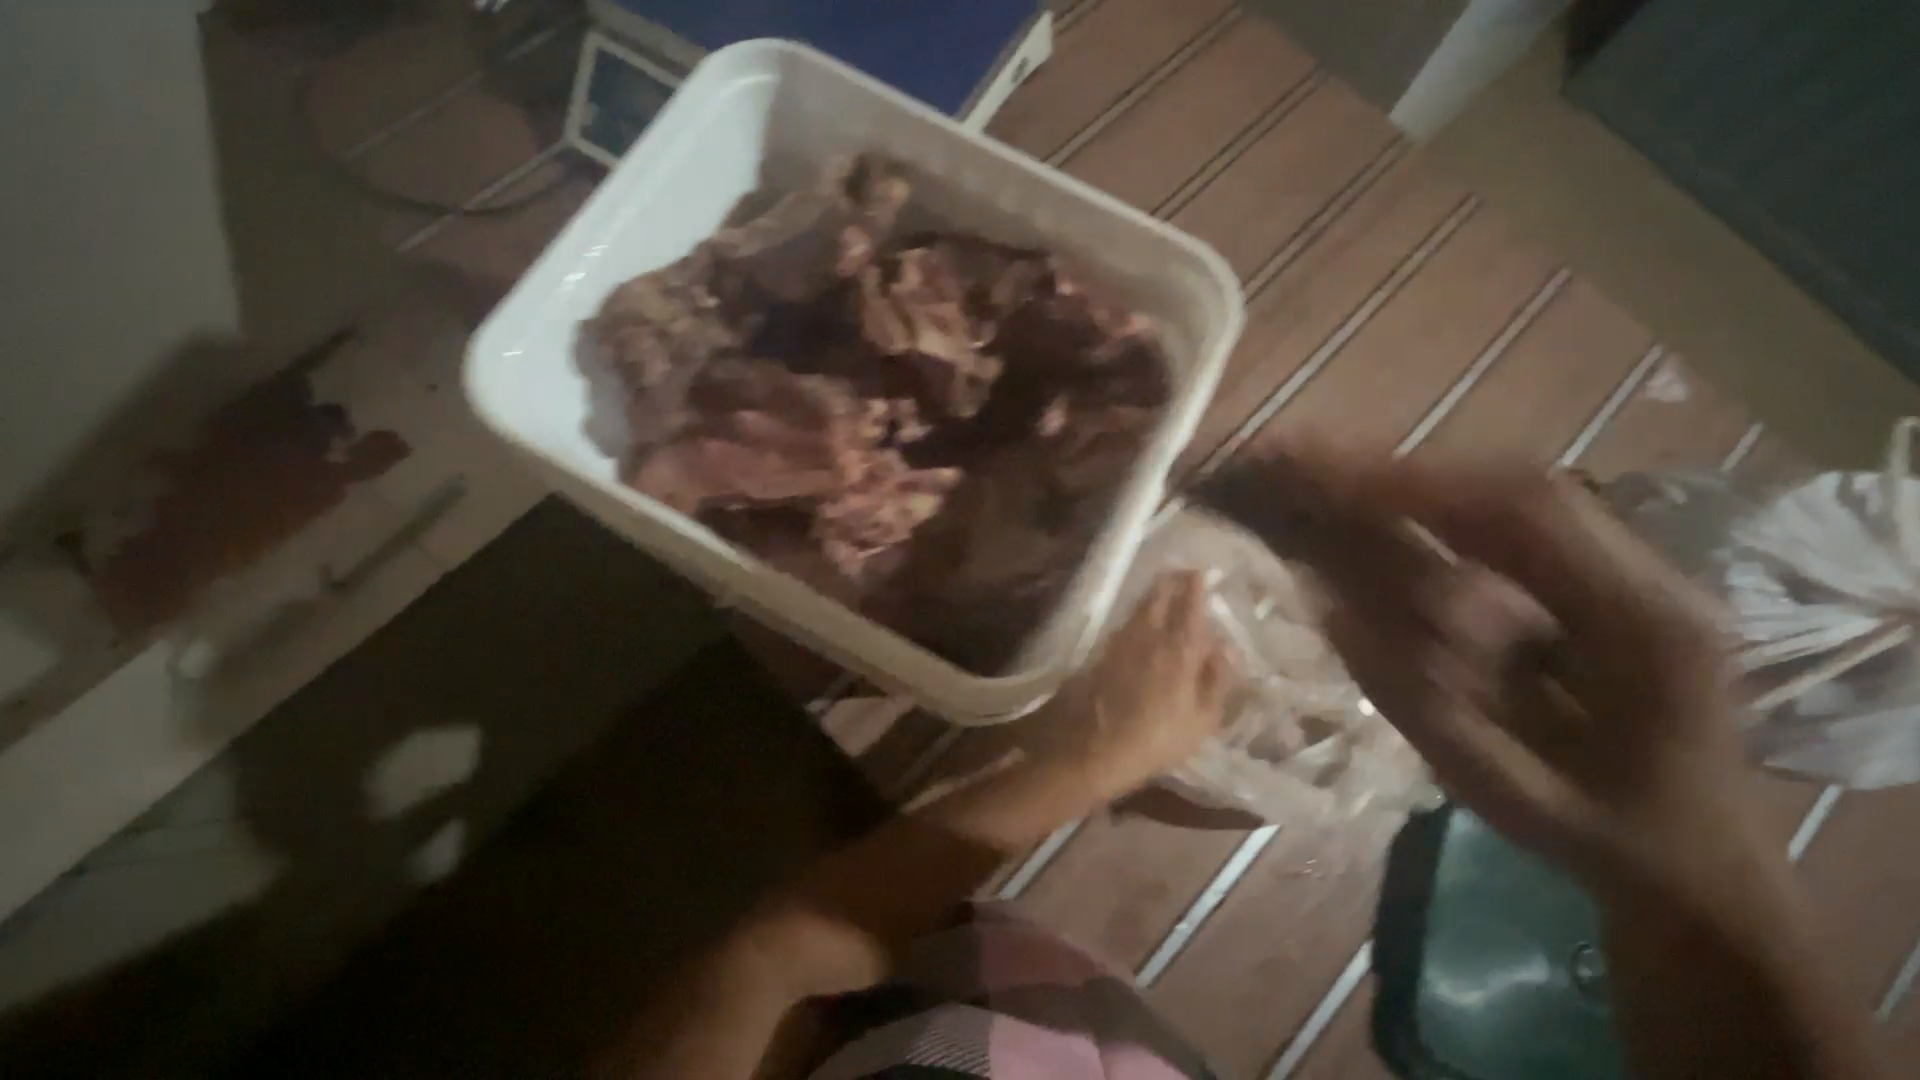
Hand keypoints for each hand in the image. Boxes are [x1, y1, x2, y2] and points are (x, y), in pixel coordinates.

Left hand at [1035, 570, 1235, 803]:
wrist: (1093, 749)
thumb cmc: (1157, 740)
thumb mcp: (1201, 720)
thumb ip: (1216, 680)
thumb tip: (1226, 648)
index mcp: (1179, 651)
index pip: (1189, 608)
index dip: (1194, 588)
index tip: (1199, 571)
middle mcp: (1148, 638)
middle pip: (1157, 599)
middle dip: (1169, 582)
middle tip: (1179, 571)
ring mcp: (1118, 644)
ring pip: (1137, 609)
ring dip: (1150, 595)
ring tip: (1159, 588)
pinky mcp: (1099, 656)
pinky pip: (1122, 625)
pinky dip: (1134, 616)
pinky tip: (1136, 621)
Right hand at [1271, 453, 1764, 900]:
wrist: (1693, 859)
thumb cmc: (1600, 837)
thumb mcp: (1501, 791)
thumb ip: (1418, 705)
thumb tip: (1330, 610)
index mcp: (1648, 622)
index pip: (1529, 513)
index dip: (1422, 487)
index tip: (1331, 483)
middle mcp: (1643, 577)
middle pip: (1517, 489)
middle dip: (1405, 475)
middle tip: (1308, 465)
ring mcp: (1623, 574)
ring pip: (1509, 501)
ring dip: (1415, 491)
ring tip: (1328, 481)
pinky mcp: (1592, 585)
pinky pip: (1506, 533)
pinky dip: (1432, 519)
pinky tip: (1377, 516)